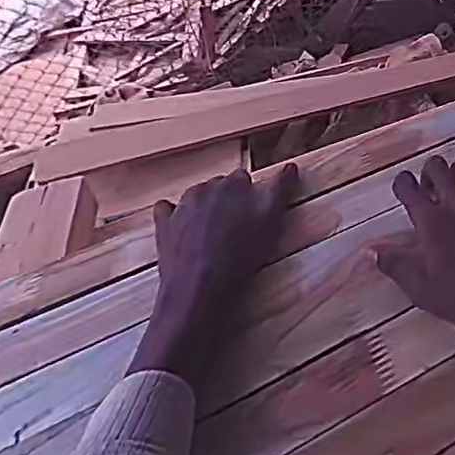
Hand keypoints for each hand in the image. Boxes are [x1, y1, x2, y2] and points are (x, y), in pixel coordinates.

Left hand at [129, 164, 298, 380]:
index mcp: (232, 185)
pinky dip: (174, 214)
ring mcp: (181, 206)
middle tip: (235, 225)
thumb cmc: (240, 255)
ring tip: (213, 232)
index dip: (249, 194)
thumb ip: (281, 190)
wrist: (199, 288)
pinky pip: (167, 210)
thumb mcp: (271, 221)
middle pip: (219, 186)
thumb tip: (291, 166)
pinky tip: (182, 227)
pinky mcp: (164, 224)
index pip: (243, 178)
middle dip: (227, 199)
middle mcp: (205, 188)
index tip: (253, 211)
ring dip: (205, 207)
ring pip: (196, 196)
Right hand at [373, 154, 454, 351]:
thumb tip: (371, 253)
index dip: (401, 184)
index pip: (407, 184)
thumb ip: (394, 265)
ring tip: (454, 188)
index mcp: (430, 219)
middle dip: (428, 173)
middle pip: (436, 165)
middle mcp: (453, 202)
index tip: (403, 194)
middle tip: (429, 193)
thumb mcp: (420, 288)